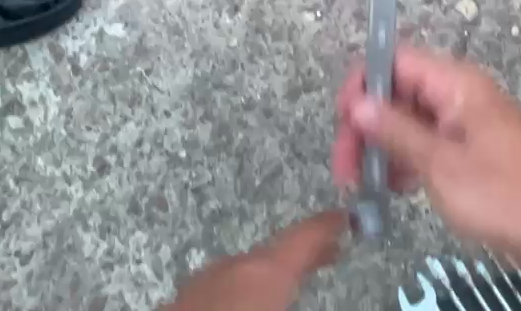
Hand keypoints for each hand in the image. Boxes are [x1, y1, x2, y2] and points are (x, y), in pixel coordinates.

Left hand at [163, 210, 346, 310]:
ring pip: (239, 277)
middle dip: (300, 257)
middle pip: (271, 256)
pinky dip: (238, 300)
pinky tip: (244, 309)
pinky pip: (215, 298)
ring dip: (266, 282)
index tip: (346, 219)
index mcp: (261, 275)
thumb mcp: (274, 301)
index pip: (302, 237)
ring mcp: (193, 292)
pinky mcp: (174, 309)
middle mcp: (226, 272)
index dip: (326, 228)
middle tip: (330, 256)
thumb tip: (326, 304)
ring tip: (290, 292)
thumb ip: (299, 295)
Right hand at [331, 47, 520, 262]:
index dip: (363, 82)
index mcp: (456, 81)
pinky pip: (424, 136)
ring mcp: (463, 116)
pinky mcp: (467, 142)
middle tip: (346, 168)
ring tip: (367, 184)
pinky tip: (396, 186)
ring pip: (407, 115)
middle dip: (366, 123)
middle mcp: (458, 90)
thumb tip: (356, 103)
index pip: (396, 58)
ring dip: (382, 144)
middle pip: (397, 88)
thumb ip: (396, 130)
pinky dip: (405, 156)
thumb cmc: (501, 194)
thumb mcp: (440, 164)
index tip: (342, 120)